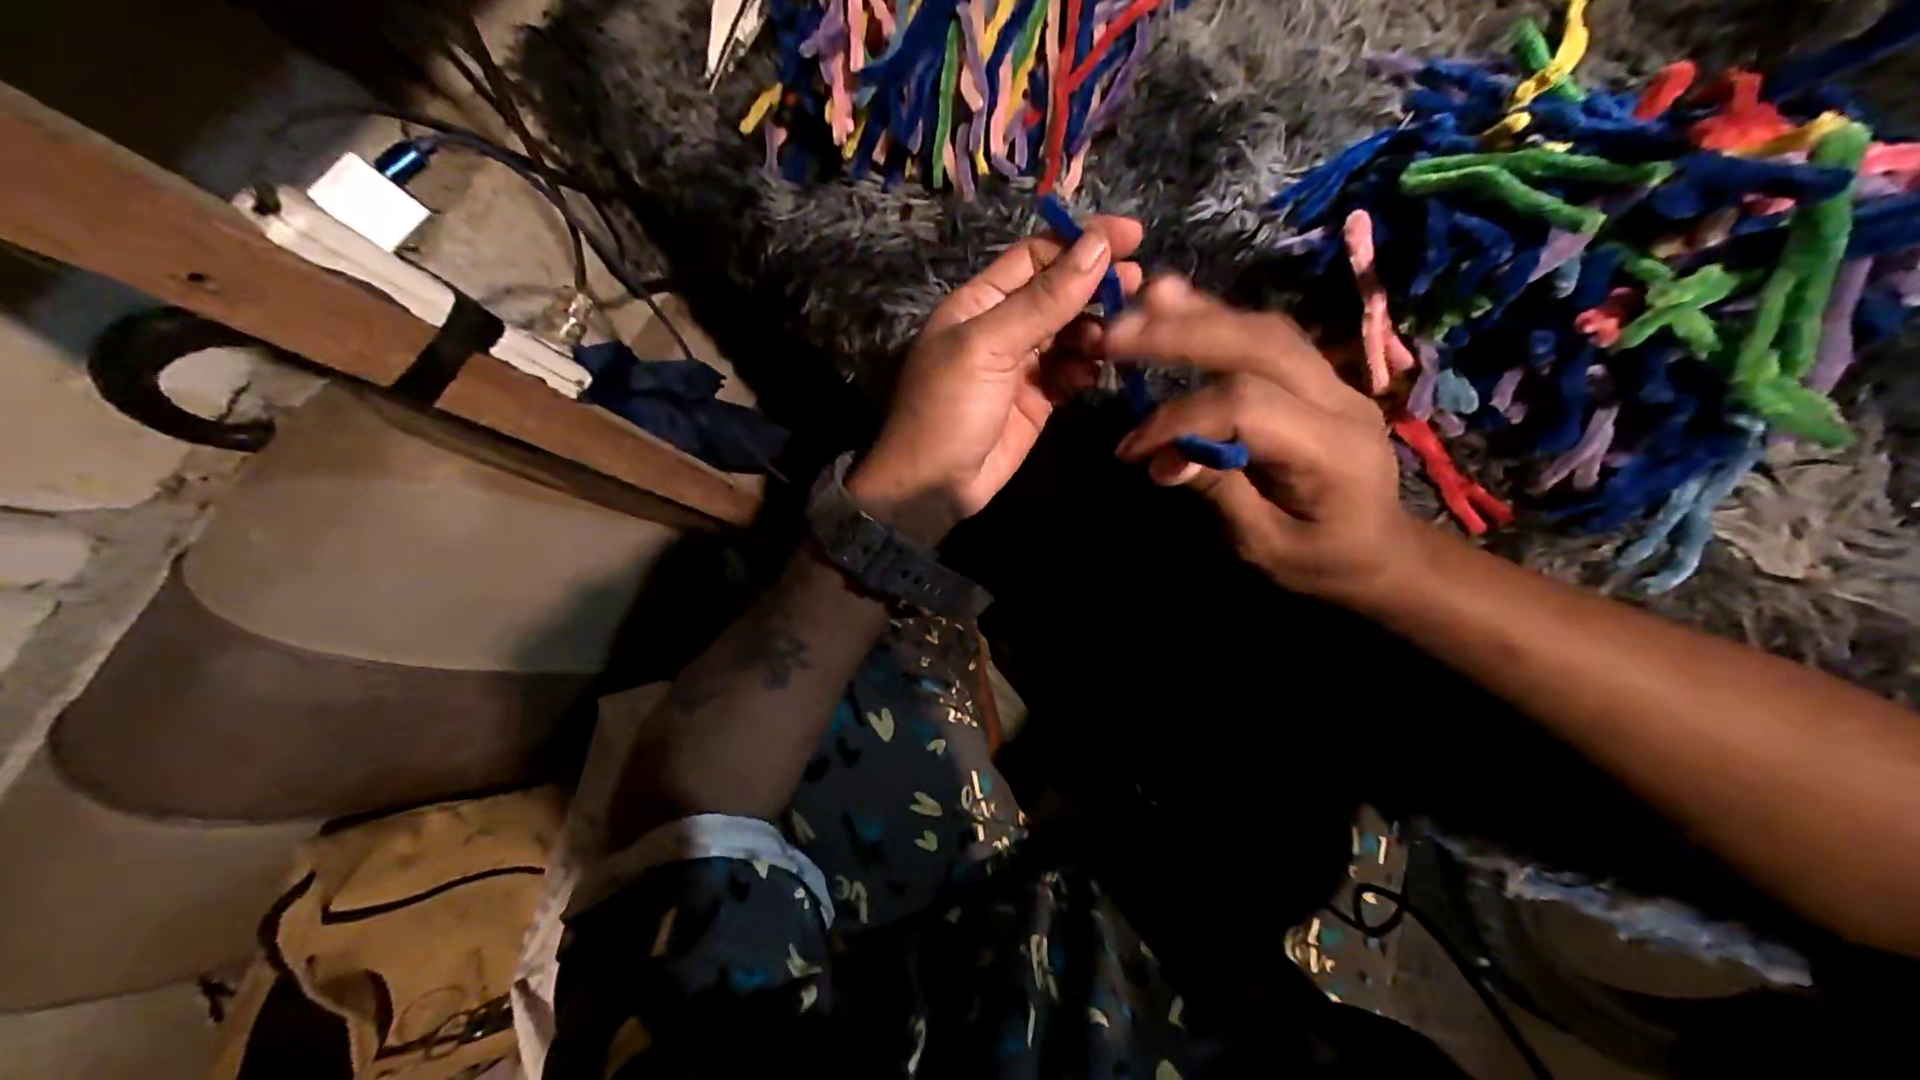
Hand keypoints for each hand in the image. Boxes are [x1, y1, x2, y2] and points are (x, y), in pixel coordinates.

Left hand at [849, 217, 1144, 543]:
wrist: (932, 487)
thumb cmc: (947, 409)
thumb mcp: (988, 347)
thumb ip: (1043, 300)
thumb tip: (1098, 246)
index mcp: (979, 302)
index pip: (1036, 256)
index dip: (1080, 243)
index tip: (1131, 238)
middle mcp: (1002, 327)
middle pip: (1059, 292)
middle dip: (1096, 287)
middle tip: (1136, 289)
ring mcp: (1021, 365)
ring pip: (1071, 333)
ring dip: (1095, 331)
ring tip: (1112, 340)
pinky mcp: (1038, 400)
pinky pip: (1072, 372)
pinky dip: (1085, 369)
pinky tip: (1089, 375)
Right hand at [1105, 277, 1419, 604]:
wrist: (1383, 551)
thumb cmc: (1323, 560)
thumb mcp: (1264, 546)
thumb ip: (1218, 492)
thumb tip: (1159, 460)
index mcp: (1330, 451)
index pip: (1246, 407)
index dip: (1180, 420)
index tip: (1132, 450)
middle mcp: (1340, 400)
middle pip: (1259, 344)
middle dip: (1182, 334)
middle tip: (1115, 337)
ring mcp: (1335, 382)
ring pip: (1265, 329)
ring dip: (1199, 314)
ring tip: (1142, 301)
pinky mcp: (1320, 378)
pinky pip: (1269, 337)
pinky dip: (1219, 320)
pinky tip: (1180, 305)